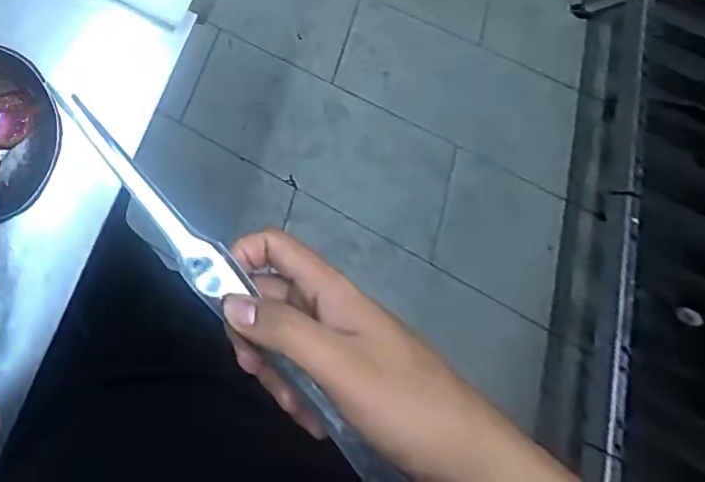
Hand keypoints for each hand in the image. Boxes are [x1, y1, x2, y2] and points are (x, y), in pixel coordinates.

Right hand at [221, 229, 574, 481]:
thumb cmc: (408, 404)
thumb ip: (280, 329)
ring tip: (290, 406)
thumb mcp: (337, 366)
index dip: (241, 257)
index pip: (273, 246)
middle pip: (269, 295)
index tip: (222, 296)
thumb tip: (227, 301)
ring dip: (275, 368)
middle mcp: (331, 309)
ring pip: (283, 337)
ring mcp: (341, 344)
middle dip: (252, 329)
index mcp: (330, 292)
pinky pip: (305, 369)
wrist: (482, 468)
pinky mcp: (350, 378)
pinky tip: (312, 420)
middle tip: (252, 368)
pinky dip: (298, 390)